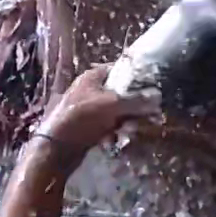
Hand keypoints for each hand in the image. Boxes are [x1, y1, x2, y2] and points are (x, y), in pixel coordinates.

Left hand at [33, 65, 160, 166]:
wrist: (58, 147)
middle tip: (143, 117)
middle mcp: (90, 89)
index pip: (119, 70)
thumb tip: (157, 97)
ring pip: (116, 112)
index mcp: (93, 76)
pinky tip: (112, 140)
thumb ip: (136, 100)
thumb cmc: (83, 117)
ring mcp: (89, 108)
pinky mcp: (88, 126)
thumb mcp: (112, 105)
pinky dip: (112, 132)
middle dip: (132, 107)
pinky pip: (108, 126)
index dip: (135, 78)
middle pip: (120, 93)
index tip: (151, 89)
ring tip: (126, 132)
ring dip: (124, 122)